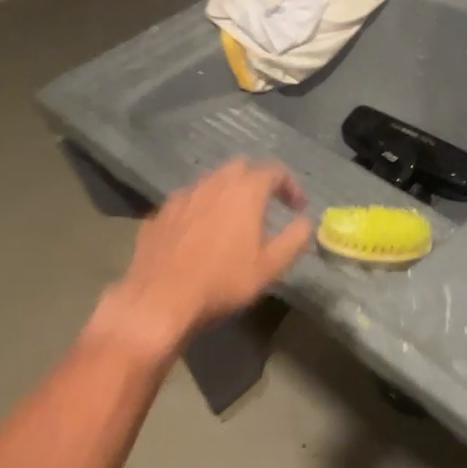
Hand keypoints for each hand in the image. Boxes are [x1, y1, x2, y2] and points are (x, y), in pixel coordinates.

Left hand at [84, 160, 312, 362]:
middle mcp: (212, 185)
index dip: (291, 186)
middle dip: (257, 181)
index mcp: (244, 192)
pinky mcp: (159, 215)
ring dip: (227, 194)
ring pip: (210, 183)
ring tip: (234, 222)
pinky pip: (187, 203)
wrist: (160, 299)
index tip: (298, 208)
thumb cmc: (223, 281)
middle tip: (267, 206)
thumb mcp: (271, 267)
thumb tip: (306, 223)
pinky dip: (201, 210)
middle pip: (239, 168)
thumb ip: (295, 239)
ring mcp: (181, 198)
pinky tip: (200, 235)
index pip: (274, 172)